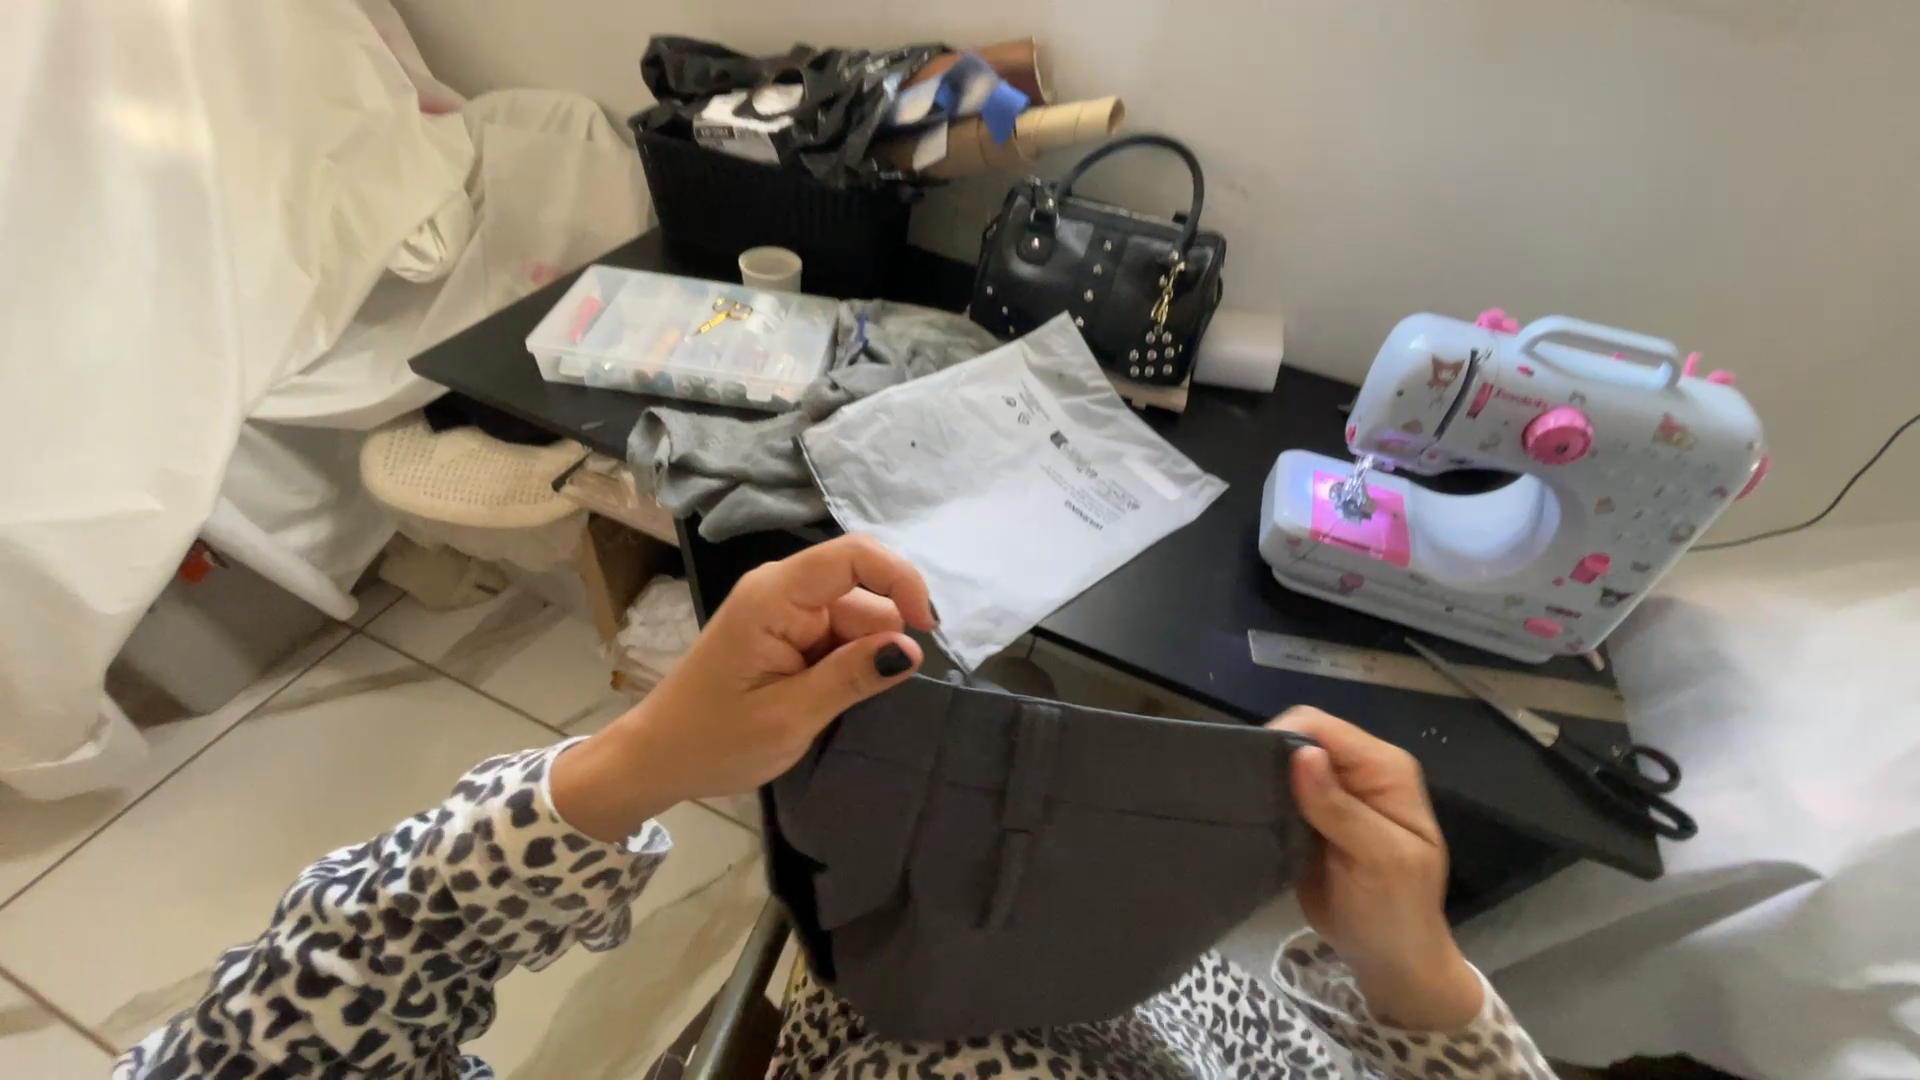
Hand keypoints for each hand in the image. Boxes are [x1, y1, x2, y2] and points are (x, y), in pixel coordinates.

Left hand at [553, 535, 934, 842]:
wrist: (659, 758)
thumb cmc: (713, 742)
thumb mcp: (789, 717)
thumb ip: (852, 677)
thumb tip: (913, 650)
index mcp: (773, 596)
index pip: (853, 556)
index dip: (900, 579)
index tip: (927, 631)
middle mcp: (782, 588)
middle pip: (862, 591)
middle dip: (879, 638)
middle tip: (858, 694)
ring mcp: (786, 607)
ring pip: (858, 614)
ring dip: (862, 655)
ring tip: (827, 701)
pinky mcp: (790, 627)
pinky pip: (841, 631)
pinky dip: (849, 660)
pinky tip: (826, 693)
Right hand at [1269, 707, 1483, 1031]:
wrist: (1391, 963)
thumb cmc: (1396, 912)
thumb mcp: (1379, 860)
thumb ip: (1340, 807)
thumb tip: (1302, 754)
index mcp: (1384, 768)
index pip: (1320, 727)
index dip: (1285, 740)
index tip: (1257, 774)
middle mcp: (1359, 770)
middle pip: (1299, 736)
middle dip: (1271, 758)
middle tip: (1249, 795)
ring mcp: (1334, 791)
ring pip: (1284, 761)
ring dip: (1264, 780)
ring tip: (1247, 806)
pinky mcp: (1310, 812)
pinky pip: (1278, 788)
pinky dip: (1264, 798)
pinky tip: (1254, 816)